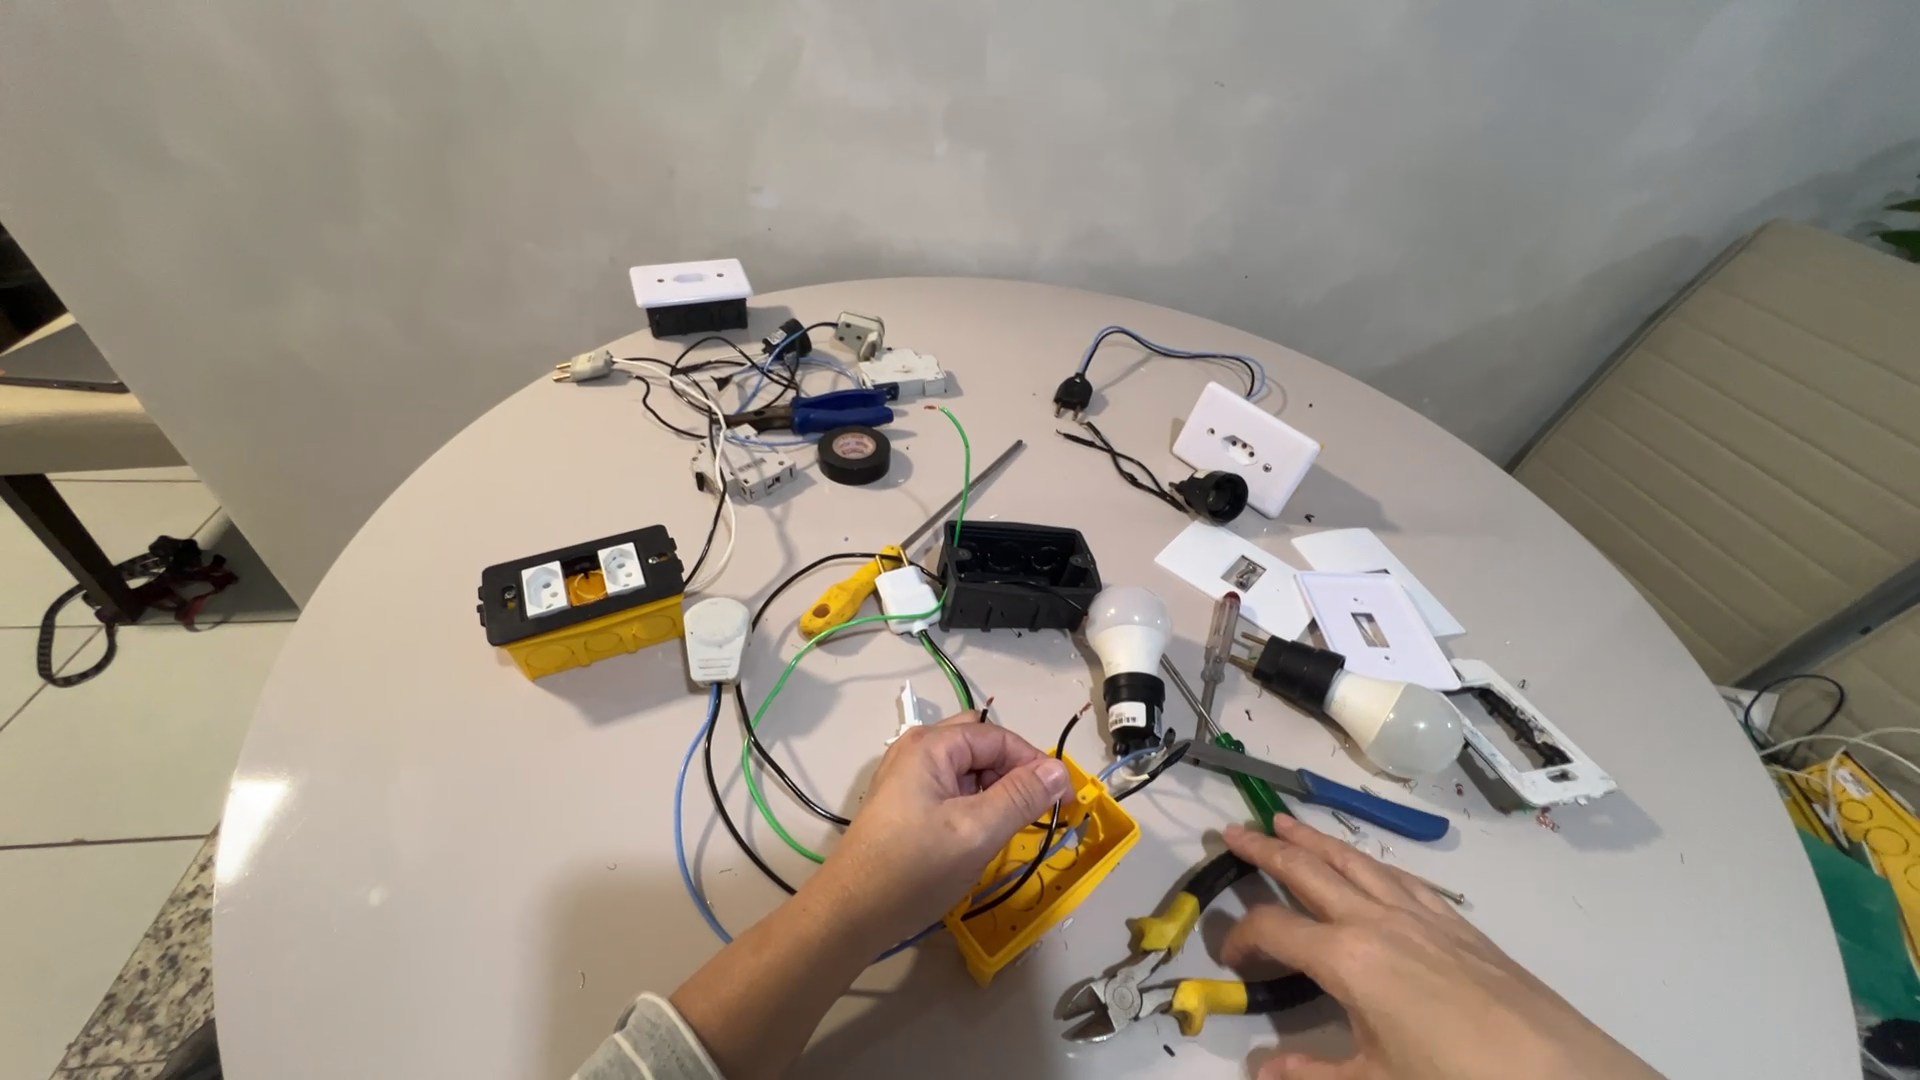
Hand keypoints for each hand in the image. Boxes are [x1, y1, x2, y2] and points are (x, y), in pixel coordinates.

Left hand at [804, 712, 1071, 948]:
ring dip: (995, 790)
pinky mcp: (904, 802)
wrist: (850, 914)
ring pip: (967, 769)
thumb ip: (1021, 796)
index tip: (1063, 799)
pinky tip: (981, 834)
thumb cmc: (914, 868)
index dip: (1034, 763)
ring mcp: (907, 776)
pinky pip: (951, 788)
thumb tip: (1059, 770)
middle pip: (981, 746)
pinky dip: (975, 803)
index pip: (998, 737)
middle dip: (1014, 773)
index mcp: (931, 745)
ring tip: (1010, 826)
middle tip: (1036, 810)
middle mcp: (917, 749)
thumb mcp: (977, 831)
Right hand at [1222, 817, 1663, 1079]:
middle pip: (1306, 869)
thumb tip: (1261, 1072)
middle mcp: (1374, 920)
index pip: (1273, 928)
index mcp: (1347, 958)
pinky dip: (1367, 862)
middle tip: (1232, 830)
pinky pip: (1399, 877)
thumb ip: (1314, 1076)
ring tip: (1285, 821)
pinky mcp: (1456, 923)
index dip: (1242, 936)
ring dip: (1313, 839)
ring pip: (1351, 861)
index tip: (1228, 956)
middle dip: (1264, 848)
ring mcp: (1418, 914)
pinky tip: (1363, 863)